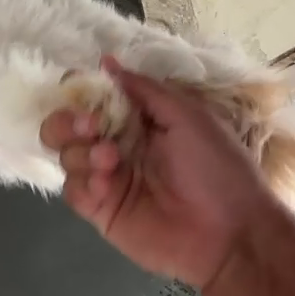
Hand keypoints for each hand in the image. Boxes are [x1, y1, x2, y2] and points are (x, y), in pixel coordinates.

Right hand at [41, 58, 290, 290]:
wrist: (231, 234)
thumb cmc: (216, 169)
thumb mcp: (187, 117)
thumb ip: (143, 89)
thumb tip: (106, 61)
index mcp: (134, 121)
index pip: (90, 99)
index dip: (80, 93)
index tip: (85, 94)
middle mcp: (114, 145)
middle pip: (63, 126)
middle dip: (67, 122)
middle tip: (91, 127)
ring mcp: (105, 179)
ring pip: (65, 155)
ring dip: (81, 152)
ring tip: (111, 161)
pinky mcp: (100, 210)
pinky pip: (72, 191)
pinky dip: (84, 184)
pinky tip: (107, 187)